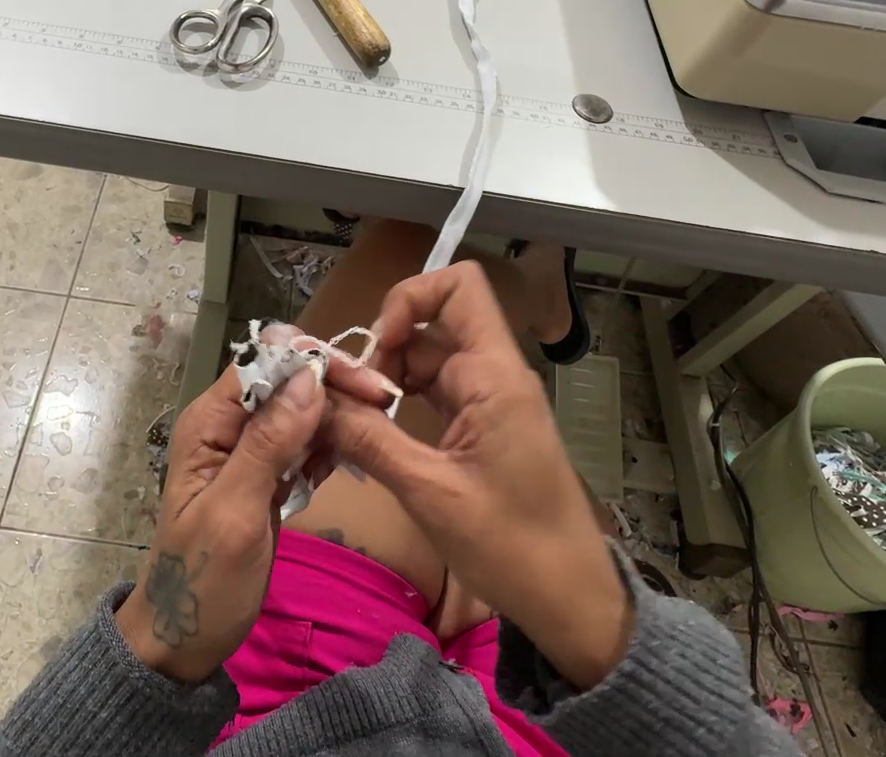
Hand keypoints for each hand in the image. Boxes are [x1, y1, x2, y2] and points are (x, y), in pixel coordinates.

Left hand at [116, 353, 347, 682]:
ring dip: (338, 413)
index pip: (263, 364)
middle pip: (286, 381)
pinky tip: (358, 451)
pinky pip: (305, 442)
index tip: (363, 381)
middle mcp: (228, 424)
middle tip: (385, 401)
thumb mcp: (235, 512)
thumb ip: (268, 444)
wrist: (186, 638)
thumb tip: (309, 378)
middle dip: (334, 385)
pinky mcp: (269, 473)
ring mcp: (250, 448)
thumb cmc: (203, 579)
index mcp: (208, 422)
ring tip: (380, 422)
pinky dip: (331, 444)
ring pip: (301, 409)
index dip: (311, 362)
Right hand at [327, 262, 633, 687]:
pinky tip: (374, 432)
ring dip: (386, 380)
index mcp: (494, 375)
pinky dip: (399, 402)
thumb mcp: (430, 493)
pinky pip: (433, 390)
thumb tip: (314, 403)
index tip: (378, 348)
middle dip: (382, 352)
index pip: (459, 287)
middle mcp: (492, 373)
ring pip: (425, 359)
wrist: (570, 599)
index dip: (410, 298)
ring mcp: (488, 398)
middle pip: (429, 325)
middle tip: (349, 402)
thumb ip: (370, 440)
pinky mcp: (481, 422)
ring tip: (354, 421)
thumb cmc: (512, 546)